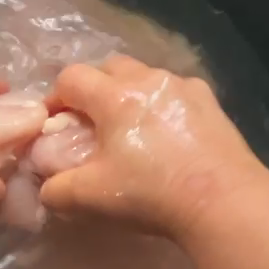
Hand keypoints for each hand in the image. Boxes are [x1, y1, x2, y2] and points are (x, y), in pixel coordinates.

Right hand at [40, 56, 268, 236]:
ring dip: (125, 95)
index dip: (54, 99)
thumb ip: (53, 188)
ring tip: (125, 130)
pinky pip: (171, 91)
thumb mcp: (86, 197)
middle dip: (91, 90)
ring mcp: (184, 86)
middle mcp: (148, 80)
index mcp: (114, 97)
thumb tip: (46, 186)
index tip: (53, 127)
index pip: (70, 78)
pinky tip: (161, 135)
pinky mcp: (210, 101)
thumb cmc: (148, 193)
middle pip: (107, 68)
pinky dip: (156, 105)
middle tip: (87, 125)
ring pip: (142, 76)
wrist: (221, 201)